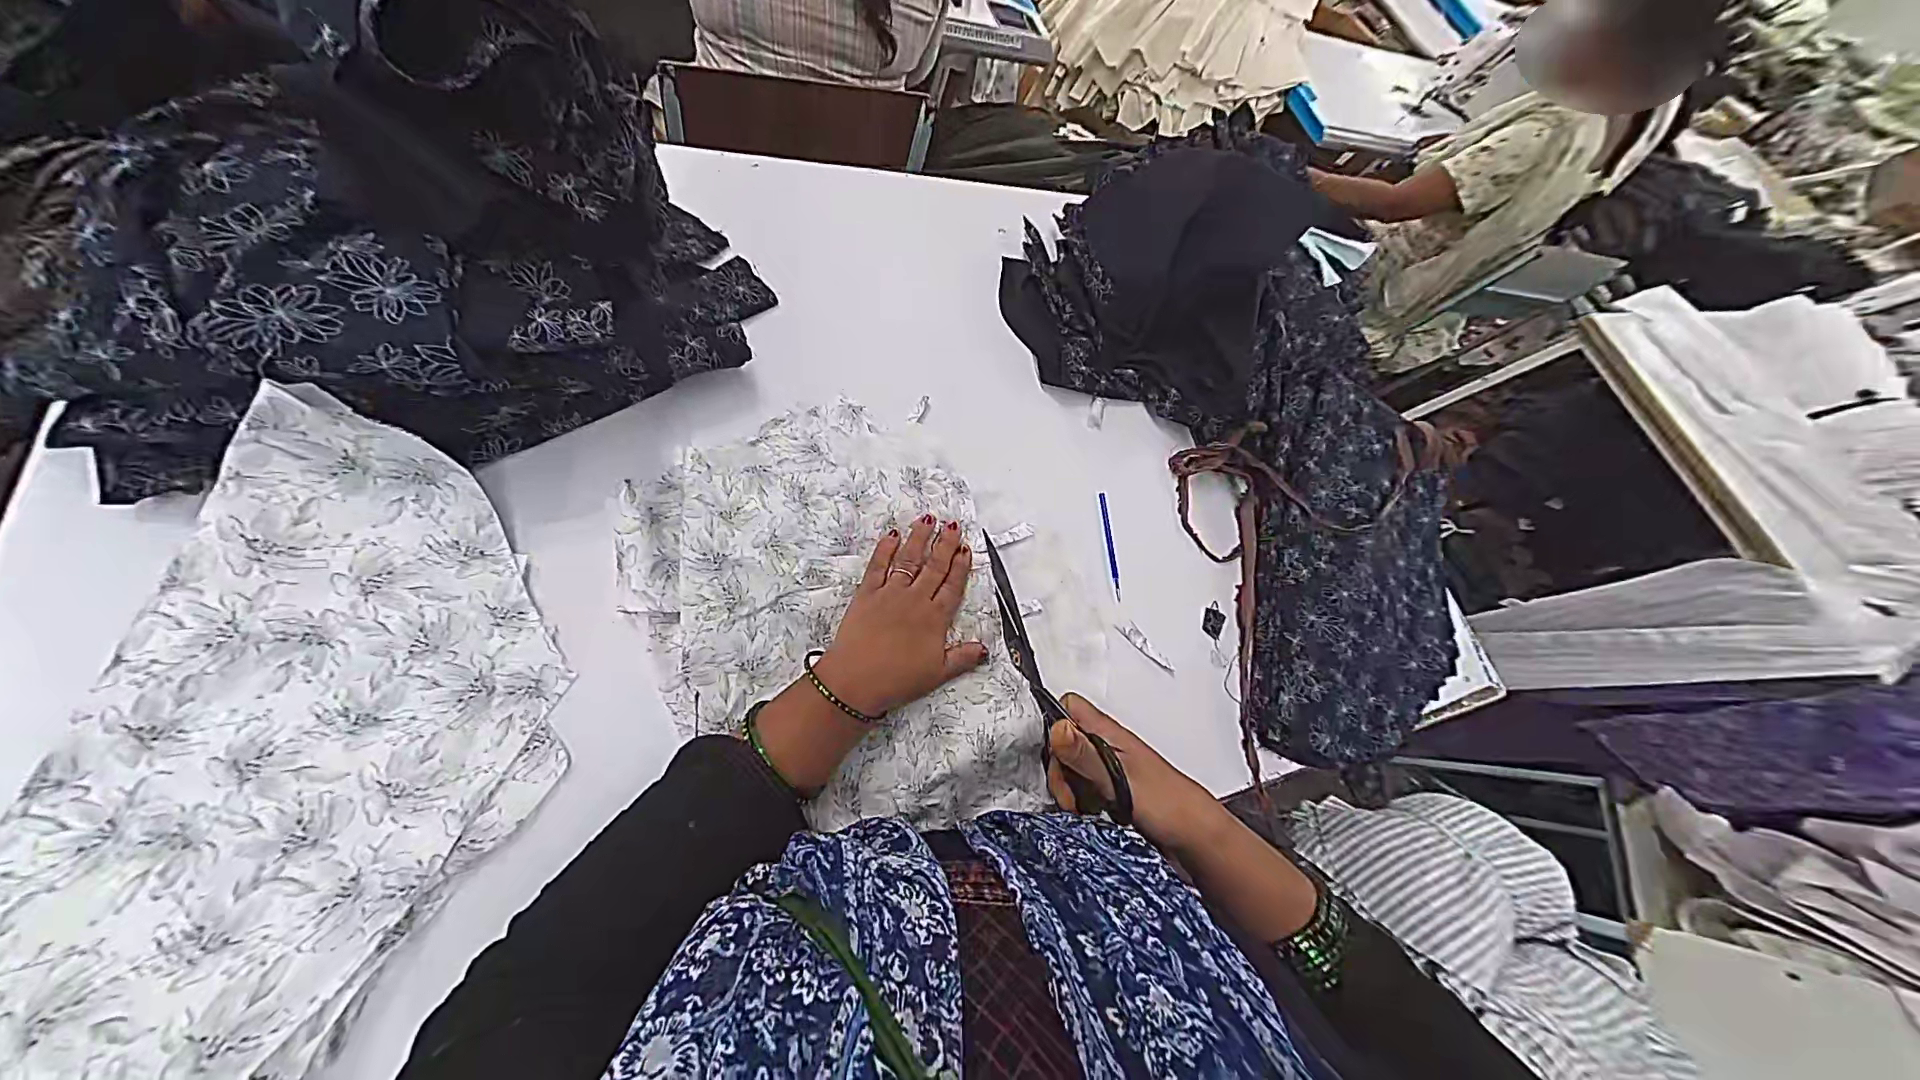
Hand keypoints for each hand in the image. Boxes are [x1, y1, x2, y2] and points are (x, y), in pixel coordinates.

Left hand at [810, 514, 986, 716]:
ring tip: (927, 520)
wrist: (856, 679)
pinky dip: (885, 549)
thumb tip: (982, 650)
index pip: (952, 586)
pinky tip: (892, 536)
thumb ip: (962, 658)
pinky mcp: (867, 594)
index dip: (961, 566)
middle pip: (935, 566)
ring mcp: (890, 594)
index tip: (965, 549)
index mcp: (935, 618)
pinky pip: (878, 566)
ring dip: (919, 538)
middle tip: (952, 526)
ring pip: (909, 559)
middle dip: (945, 544)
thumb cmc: (895, 679)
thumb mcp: (937, 674)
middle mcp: (915, 600)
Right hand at [1046, 694, 1232, 856]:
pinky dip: (1081, 803)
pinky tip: (1092, 813)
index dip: (1053, 727)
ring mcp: (1107, 768)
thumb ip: (1084, 754)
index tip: (1056, 756)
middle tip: (1071, 792)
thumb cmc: (1170, 804)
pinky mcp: (1110, 791)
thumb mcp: (1118, 779)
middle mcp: (1106, 746)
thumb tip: (1057, 728)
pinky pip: (1081, 790)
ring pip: (1070, 768)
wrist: (1196, 839)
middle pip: (1062, 743)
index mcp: (1108, 733)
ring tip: (1085, 807)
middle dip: (1059, 770)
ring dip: (1070, 790)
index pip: (1067, 708)